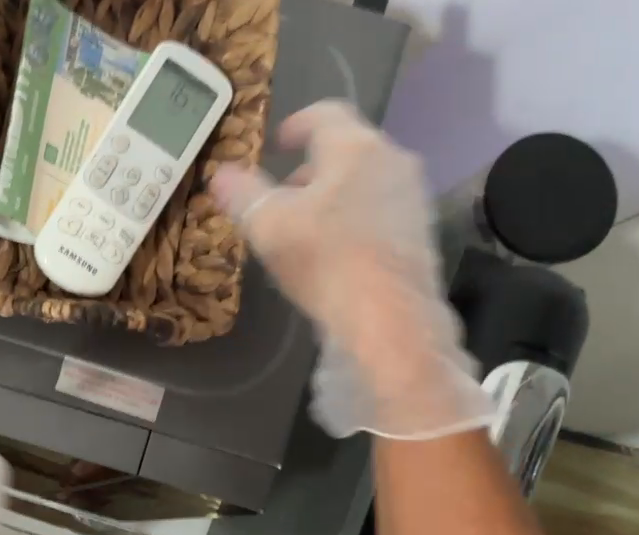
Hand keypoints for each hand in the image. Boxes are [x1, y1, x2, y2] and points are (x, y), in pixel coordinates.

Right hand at [209, 101, 494, 439]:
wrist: (389, 316)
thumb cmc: (324, 260)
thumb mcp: (267, 226)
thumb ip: (242, 194)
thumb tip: (220, 173)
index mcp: (354, 148)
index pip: (325, 115)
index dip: (296, 124)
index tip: (277, 142)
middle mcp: (392, 159)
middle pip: (346, 150)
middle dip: (311, 168)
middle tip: (281, 193)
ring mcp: (411, 195)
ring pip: (364, 181)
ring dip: (331, 195)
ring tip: (303, 227)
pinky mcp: (418, 231)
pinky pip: (378, 210)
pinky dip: (351, 219)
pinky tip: (332, 253)